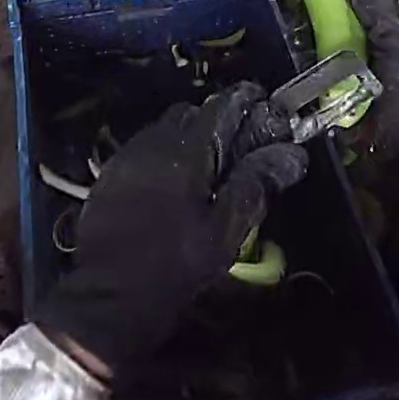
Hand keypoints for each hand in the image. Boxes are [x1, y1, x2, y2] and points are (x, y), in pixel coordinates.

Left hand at [34, 82, 307, 378]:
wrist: (107, 299)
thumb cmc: (175, 266)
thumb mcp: (225, 231)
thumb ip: (255, 184)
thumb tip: (291, 154)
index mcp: (187, 151)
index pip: (222, 106)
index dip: (246, 101)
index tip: (264, 106)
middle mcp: (154, 143)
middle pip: (192, 111)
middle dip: (217, 119)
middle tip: (237, 143)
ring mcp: (127, 156)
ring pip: (166, 127)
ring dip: (189, 135)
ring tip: (205, 163)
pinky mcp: (110, 174)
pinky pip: (144, 147)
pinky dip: (165, 152)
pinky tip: (172, 181)